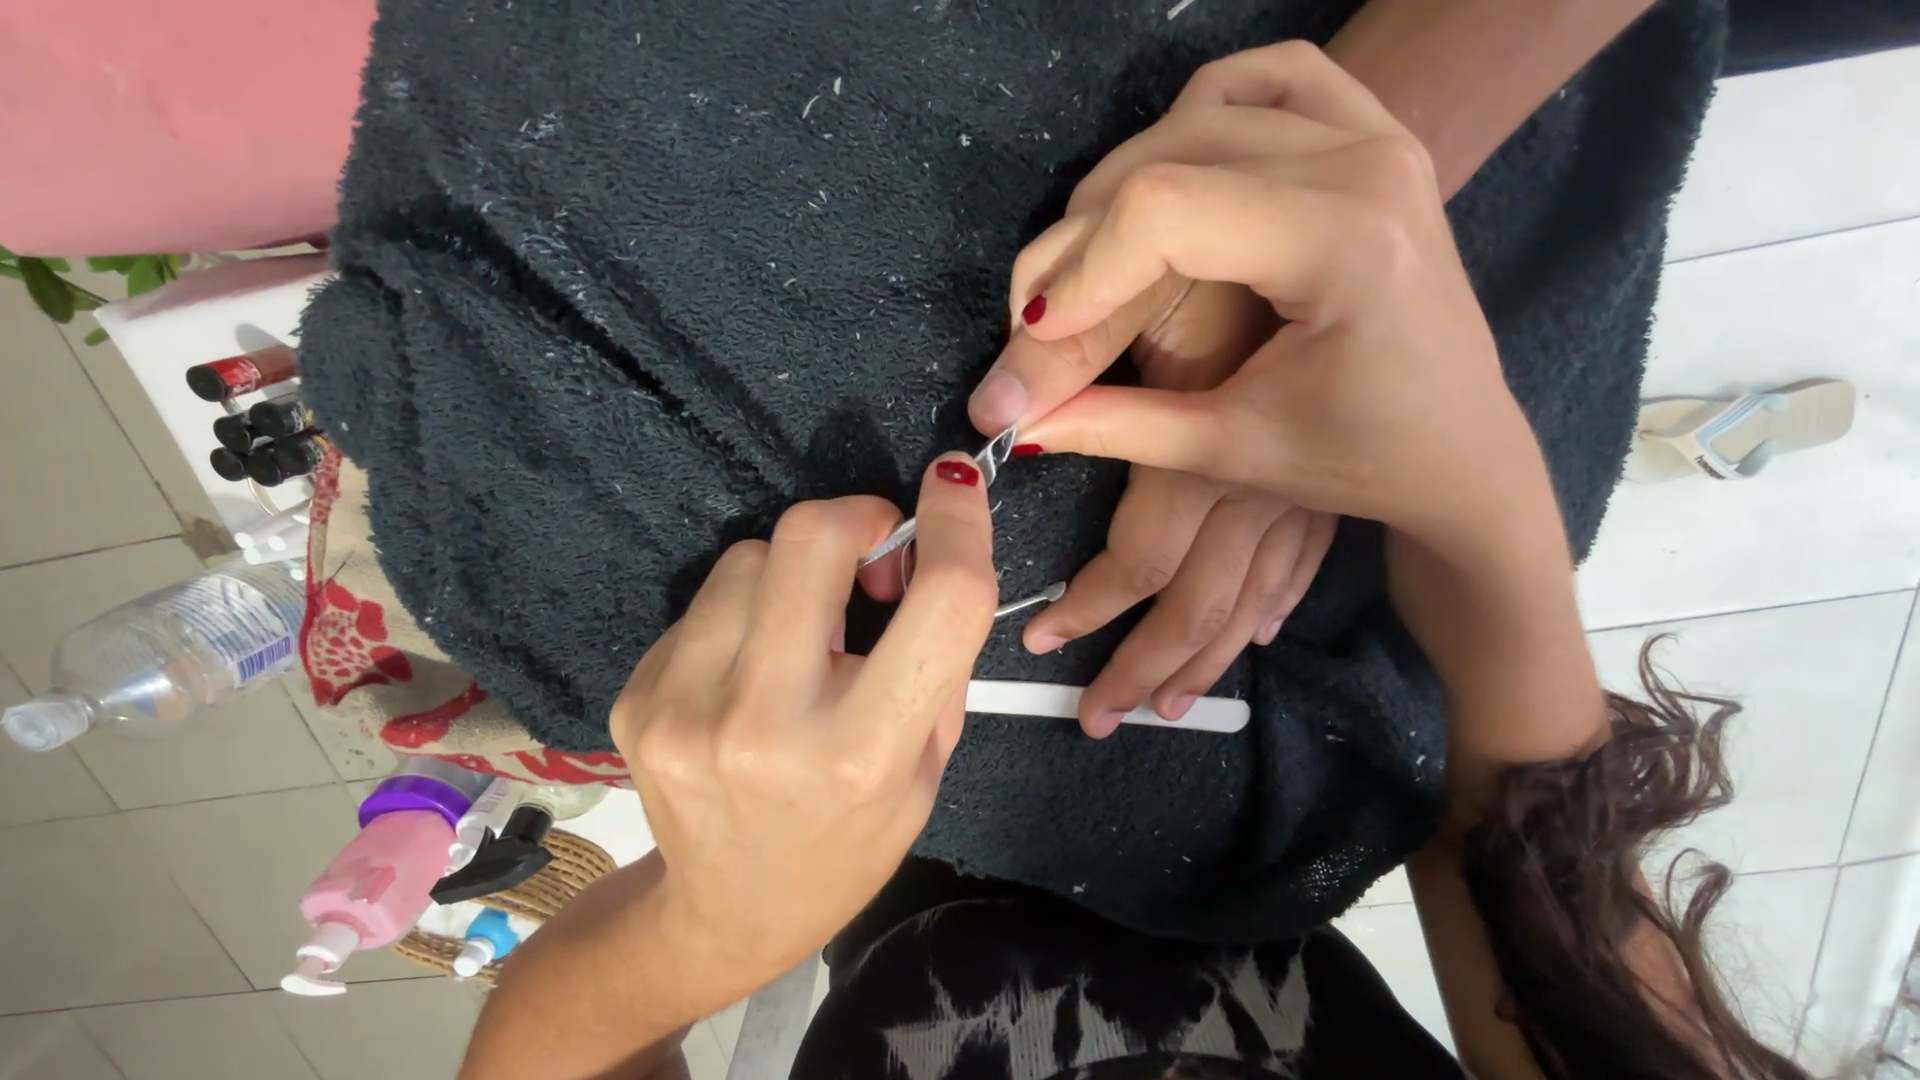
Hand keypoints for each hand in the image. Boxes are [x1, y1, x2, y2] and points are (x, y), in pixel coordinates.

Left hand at [607, 456, 997, 1001]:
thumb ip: (935, 658)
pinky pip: (707, 600)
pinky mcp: (636, 696)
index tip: (955, 482)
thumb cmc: (850, 840)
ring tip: (803, 634)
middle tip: (872, 560)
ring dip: (794, 574)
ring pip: (752, 555)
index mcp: (864, 753)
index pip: (939, 601)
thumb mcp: (927, 768)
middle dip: (857, 519)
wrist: (728, 912)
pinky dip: (744, 612)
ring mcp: (685, 708)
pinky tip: (747, 669)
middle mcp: (766, 723)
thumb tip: (919, 549)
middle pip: (813, 537)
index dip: (957, 523)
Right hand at [1004, 43, 1539, 557]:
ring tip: (1099, 262)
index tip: (1033, 337)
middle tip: (1048, 319)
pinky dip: (1203, 115)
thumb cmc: (1359, 461)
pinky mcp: (1372, 135)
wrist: (1461, 450)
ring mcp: (1376, 135)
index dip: (1077, 271)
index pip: (1164, 212)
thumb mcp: (1228, 451)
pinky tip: (1176, 172)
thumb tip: (1005, 419)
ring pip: (1202, 114)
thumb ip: (1113, 426)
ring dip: (1126, 184)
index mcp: (1343, 245)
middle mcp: (1365, 163)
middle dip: (1083, 240)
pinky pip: (1268, 81)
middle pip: (1168, 156)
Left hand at [1022, 286, 1336, 735]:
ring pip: (1248, 603)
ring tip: (1165, 706)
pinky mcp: (1329, 480)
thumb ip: (1065, 363)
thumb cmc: (1243, 259)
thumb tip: (993, 414)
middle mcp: (1257, 493)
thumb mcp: (1148, 302)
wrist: (1363, 237)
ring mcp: (1302, 493)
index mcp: (1207, 459)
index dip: (1086, 606)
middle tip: (1099, 717)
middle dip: (1143, 669)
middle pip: (1198, 609)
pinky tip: (1260, 637)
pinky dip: (1271, 608)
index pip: (1139, 561)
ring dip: (1204, 660)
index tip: (1038, 638)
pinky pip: (1300, 569)